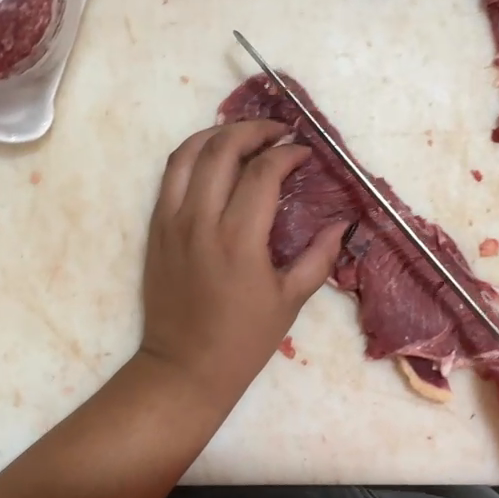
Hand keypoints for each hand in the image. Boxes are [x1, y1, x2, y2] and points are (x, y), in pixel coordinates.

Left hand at [136, 122, 346, 396]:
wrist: (184, 367)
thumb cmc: (243, 339)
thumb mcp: (291, 300)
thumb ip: (320, 256)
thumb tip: (343, 223)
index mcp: (238, 239)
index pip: (262, 172)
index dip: (287, 154)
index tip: (304, 153)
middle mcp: (200, 221)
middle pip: (222, 149)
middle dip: (254, 131)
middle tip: (278, 134)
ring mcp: (171, 221)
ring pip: (189, 153)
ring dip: (218, 134)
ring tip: (244, 136)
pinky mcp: (155, 227)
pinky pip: (170, 175)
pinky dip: (193, 154)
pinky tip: (213, 157)